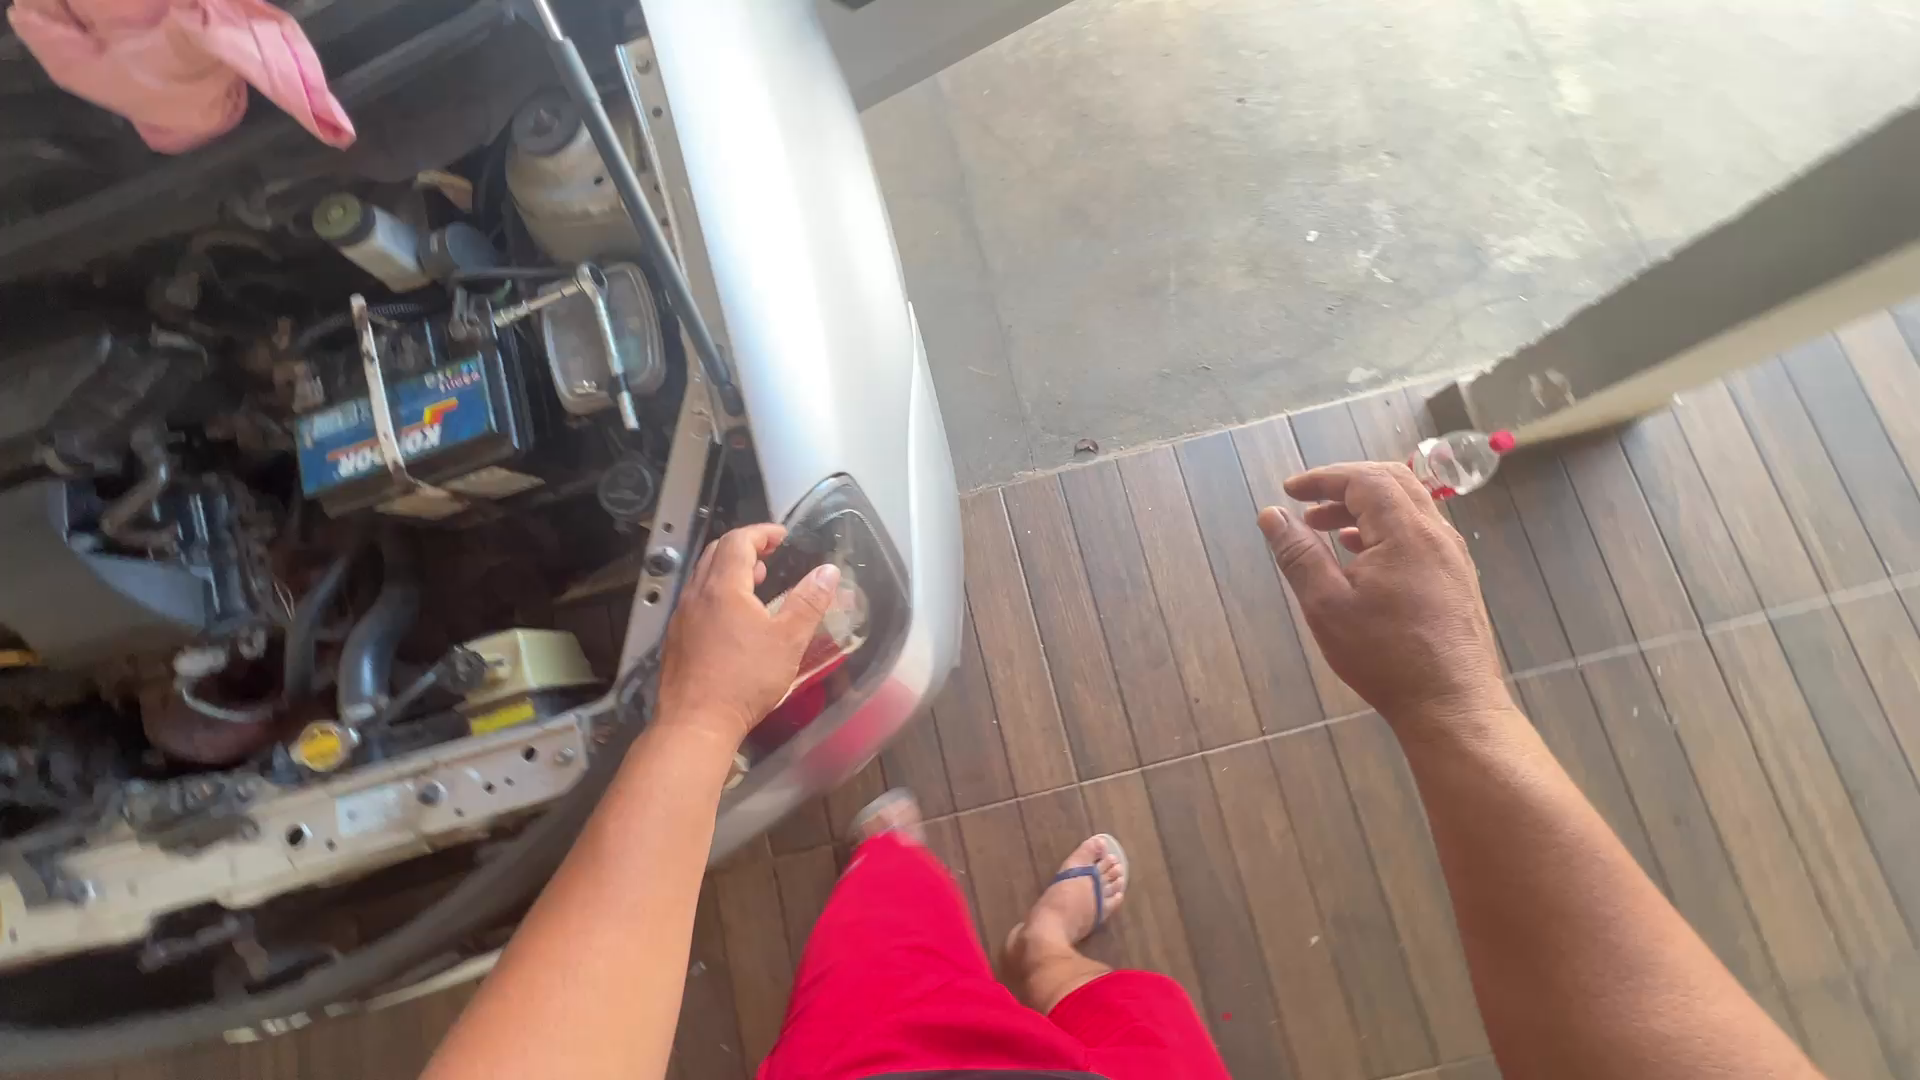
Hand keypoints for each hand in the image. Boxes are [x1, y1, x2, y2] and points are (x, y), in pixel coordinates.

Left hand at [654, 524, 840, 746]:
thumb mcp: (788, 640)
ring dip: (730, 570)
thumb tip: (828, 571)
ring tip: (758, 583)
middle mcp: (697, 594)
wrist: (695, 723)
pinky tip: (735, 619)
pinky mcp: (676, 638)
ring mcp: (681, 617)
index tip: (782, 537)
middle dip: (745, 547)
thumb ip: (809, 602)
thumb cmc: (745, 679)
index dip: (761, 533)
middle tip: (771, 556)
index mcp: (723, 588)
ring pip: (704, 576)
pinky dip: (718, 592)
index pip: (738, 541)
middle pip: (716, 552)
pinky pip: (697, 599)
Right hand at [1258, 461, 1505, 728]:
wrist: (1451, 703)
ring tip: (1322, 527)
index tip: (1289, 491)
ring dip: (1362, 507)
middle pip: (1392, 482)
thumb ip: (1298, 554)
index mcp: (1405, 533)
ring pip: (1407, 507)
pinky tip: (1357, 554)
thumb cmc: (1383, 654)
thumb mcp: (1326, 604)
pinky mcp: (1455, 577)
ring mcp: (1451, 556)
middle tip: (1307, 502)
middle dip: (1344, 485)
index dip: (1323, 478)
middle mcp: (1435, 534)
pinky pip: (1417, 531)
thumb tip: (1272, 514)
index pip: (1364, 480)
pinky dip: (1382, 528)